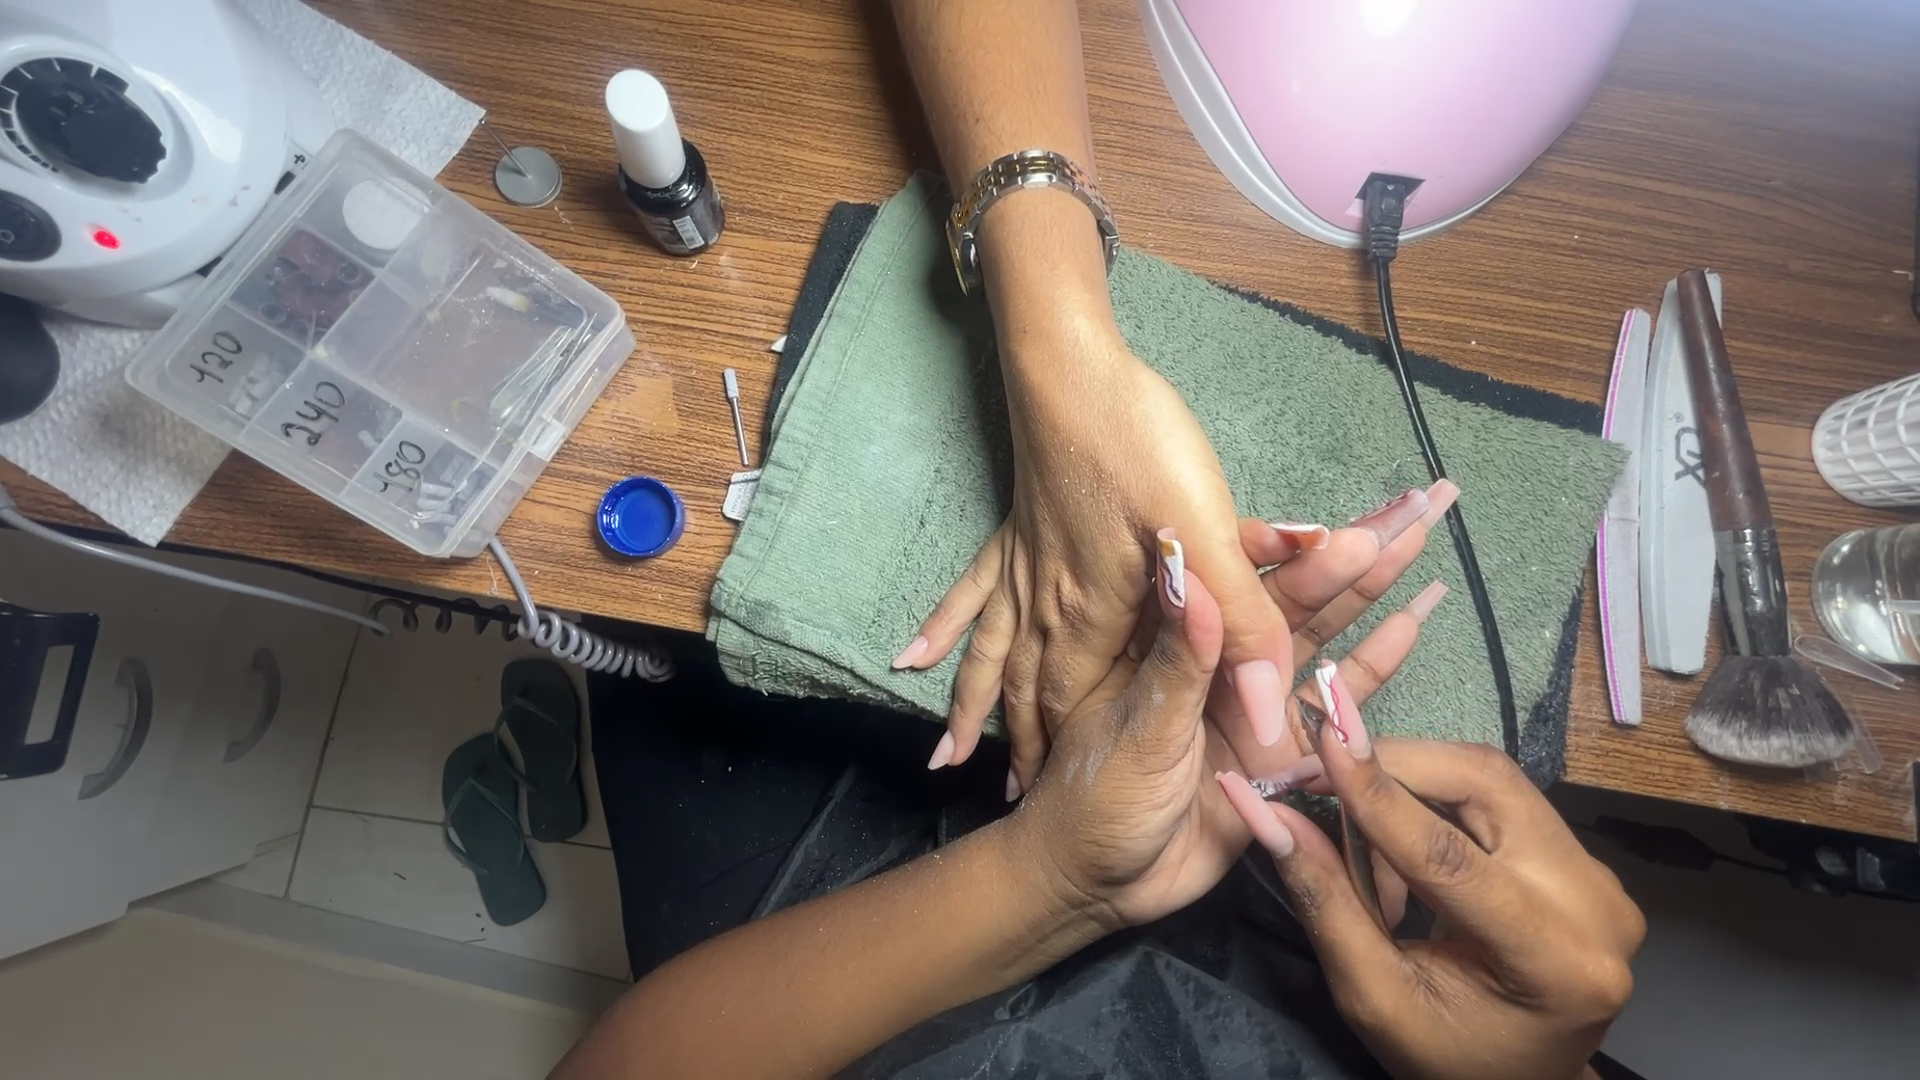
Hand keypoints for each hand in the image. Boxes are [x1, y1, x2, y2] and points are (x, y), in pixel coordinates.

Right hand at [896, 322, 1458, 798]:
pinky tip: (910, 655)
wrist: (1070, 367)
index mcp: (1091, 613)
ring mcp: (1022, 568)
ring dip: (975, 708)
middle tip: (1011, 800)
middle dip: (1024, 747)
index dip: (1077, 760)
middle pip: (1030, 691)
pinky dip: (942, 628)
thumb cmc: (1136, 440)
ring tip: (949, 758)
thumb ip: (1236, 622)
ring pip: (992, 656)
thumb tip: (1271, 716)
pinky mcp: (1015, 532)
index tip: (1070, 811)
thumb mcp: (1204, 526)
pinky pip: (968, 593)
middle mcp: (1046, 604)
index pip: (1080, 708)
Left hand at [1010, 527, 1447, 931]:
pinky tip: (1411, 623)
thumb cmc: (1094, 798)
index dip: (1275, 548)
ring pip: (1315, 635)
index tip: (1324, 526)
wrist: (1100, 878)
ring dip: (1366, 594)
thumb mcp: (1135, 728)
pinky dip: (1370, 667)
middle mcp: (1215, 660)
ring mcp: (1248, 699)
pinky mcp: (1277, 745)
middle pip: (1285, 598)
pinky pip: (1330, 701)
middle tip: (1412, 507)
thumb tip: (1195, 577)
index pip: (1226, 579)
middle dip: (1346, 555)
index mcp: (1169, 642)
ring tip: (1418, 542)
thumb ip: (1176, 663)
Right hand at [1219, 692, 1645, 1079]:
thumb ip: (1323, 897)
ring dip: (1407, 769)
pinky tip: (1393, 816)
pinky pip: (1492, 790)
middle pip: (1483, 785)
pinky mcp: (1576, 854)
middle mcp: (1594, 904)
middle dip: (1393, 761)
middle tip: (1319, 765)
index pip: (1449, 856)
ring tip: (1350, 797)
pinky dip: (1427, 787)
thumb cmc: (1446, 1054)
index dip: (1377, 792)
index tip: (1324, 737)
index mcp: (1554, 962)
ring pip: (1487, 774)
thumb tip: (1266, 811)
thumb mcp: (1370, 994)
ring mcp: (1595, 873)